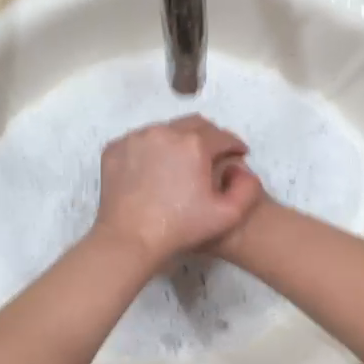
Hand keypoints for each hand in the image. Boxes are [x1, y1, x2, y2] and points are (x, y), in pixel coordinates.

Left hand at [90, 115, 264, 268]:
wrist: (130, 239)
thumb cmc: (179, 229)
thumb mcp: (226, 216)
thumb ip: (248, 189)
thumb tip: (244, 168)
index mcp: (193, 144)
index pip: (222, 136)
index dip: (233, 145)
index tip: (237, 155)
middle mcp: (164, 132)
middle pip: (194, 125)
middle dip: (209, 136)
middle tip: (213, 154)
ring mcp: (136, 138)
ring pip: (165, 130)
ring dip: (178, 141)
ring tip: (182, 162)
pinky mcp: (115, 148)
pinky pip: (140, 141)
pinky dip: (151, 149)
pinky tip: (155, 167)